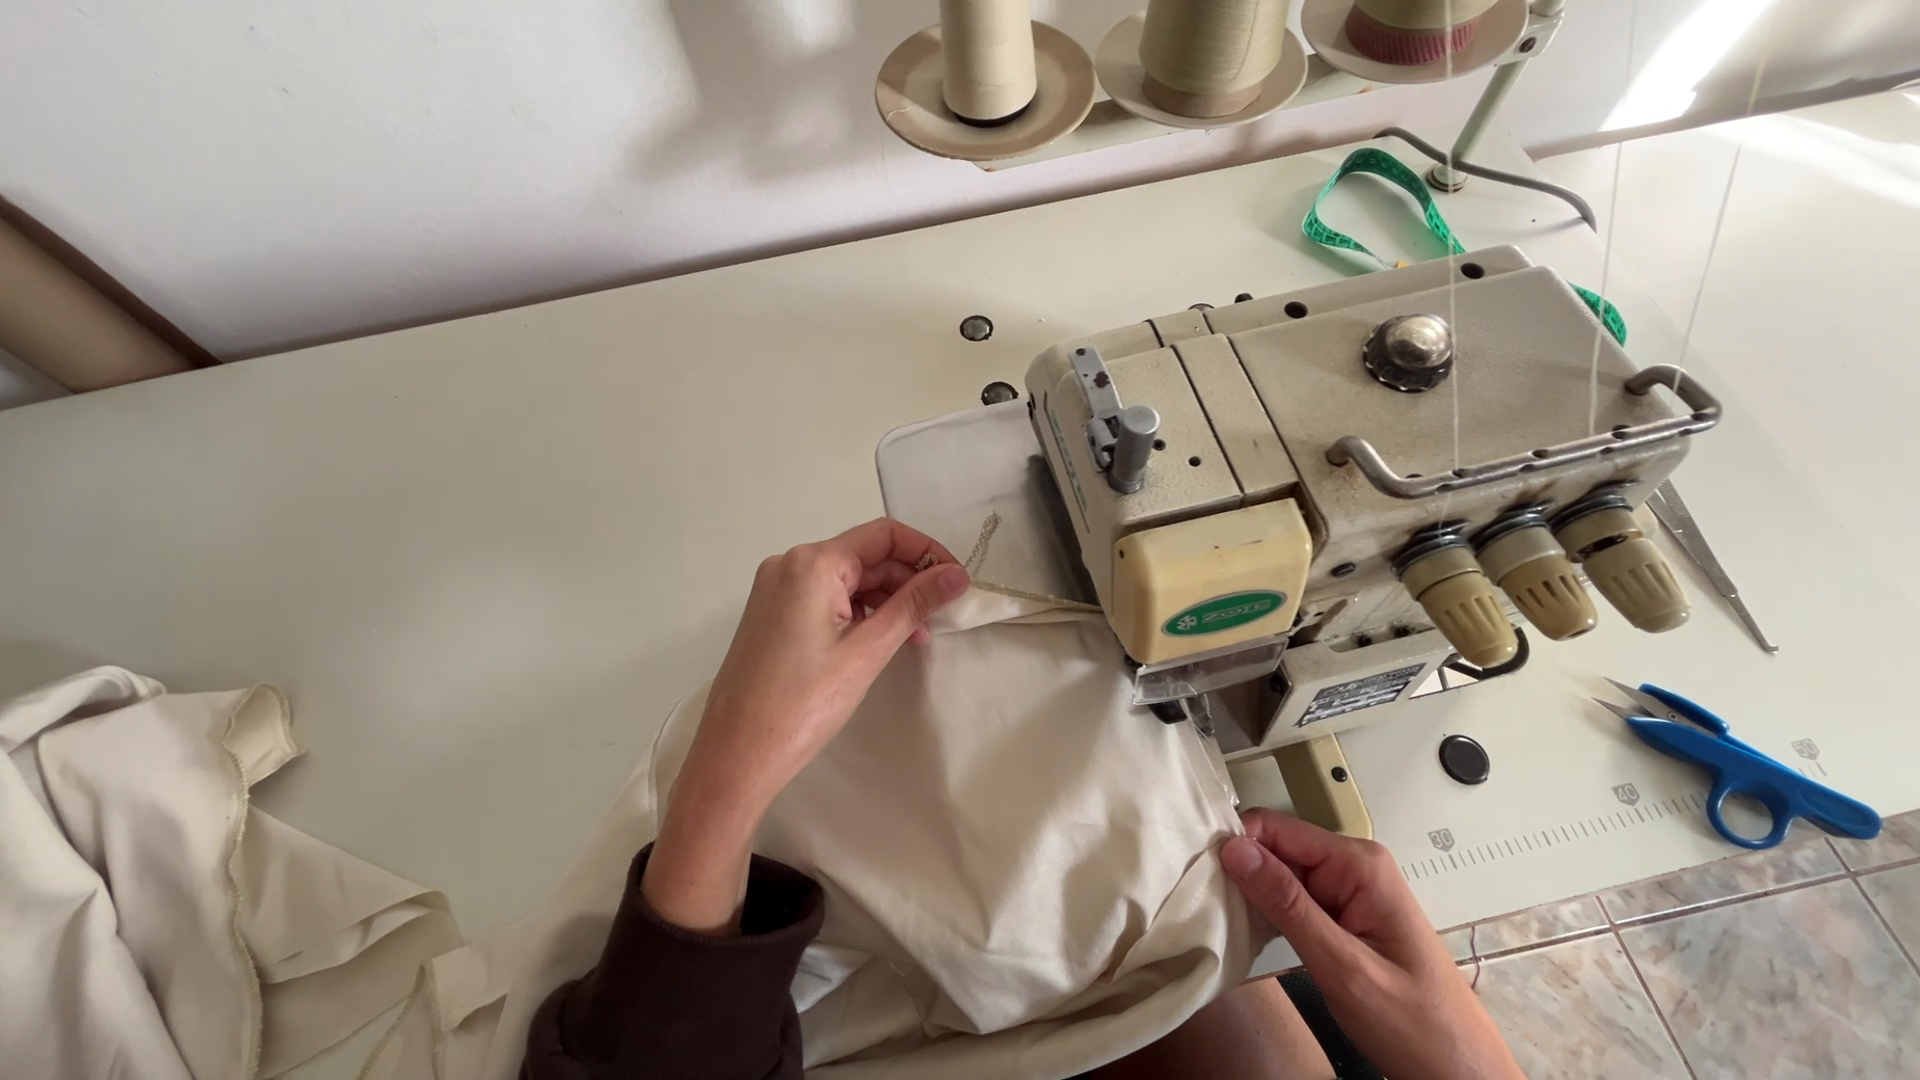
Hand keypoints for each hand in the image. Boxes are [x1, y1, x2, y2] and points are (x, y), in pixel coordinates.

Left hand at [643, 519, 968, 933]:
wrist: (735, 756)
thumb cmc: (803, 704)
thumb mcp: (867, 651)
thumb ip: (914, 605)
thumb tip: (958, 576)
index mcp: (812, 563)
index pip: (884, 535)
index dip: (927, 552)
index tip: (957, 581)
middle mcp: (790, 564)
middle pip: (865, 555)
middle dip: (908, 580)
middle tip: (941, 617)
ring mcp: (776, 588)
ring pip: (847, 578)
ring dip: (886, 599)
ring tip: (914, 637)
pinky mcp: (773, 613)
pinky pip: (826, 597)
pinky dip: (858, 612)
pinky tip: (878, 640)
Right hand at [1221, 809, 1523, 1079]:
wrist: (1460, 1073)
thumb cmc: (1415, 1025)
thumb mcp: (1344, 966)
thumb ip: (1287, 904)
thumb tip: (1234, 848)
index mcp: (1358, 864)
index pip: (1276, 827)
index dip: (1237, 844)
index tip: (1204, 874)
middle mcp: (1352, 865)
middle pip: (1274, 846)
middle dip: (1241, 870)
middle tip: (1208, 902)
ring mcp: (1346, 888)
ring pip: (1278, 872)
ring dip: (1251, 892)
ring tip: (1224, 916)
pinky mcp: (1340, 912)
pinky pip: (1291, 896)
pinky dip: (1267, 911)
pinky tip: (1251, 930)